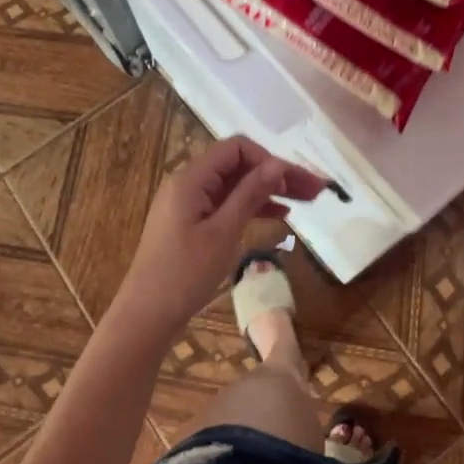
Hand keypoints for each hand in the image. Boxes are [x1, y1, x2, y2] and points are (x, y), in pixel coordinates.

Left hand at [113, 137, 325, 336]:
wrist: (146, 314)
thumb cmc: (185, 274)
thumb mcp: (224, 233)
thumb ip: (250, 195)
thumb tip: (277, 164)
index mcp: (191, 178)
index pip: (237, 149)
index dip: (270, 159)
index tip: (297, 182)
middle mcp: (188, 183)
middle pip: (238, 166)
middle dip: (276, 174)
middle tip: (316, 191)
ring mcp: (188, 203)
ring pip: (234, 185)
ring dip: (268, 190)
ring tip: (307, 202)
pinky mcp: (190, 223)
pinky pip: (225, 204)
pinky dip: (251, 206)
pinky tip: (279, 213)